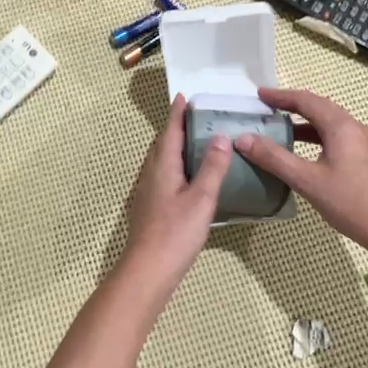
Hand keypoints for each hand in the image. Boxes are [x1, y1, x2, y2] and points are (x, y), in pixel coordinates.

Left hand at [121, 95, 232, 286]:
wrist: (147, 270)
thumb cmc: (176, 232)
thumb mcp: (201, 199)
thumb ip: (212, 167)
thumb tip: (221, 136)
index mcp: (162, 166)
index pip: (170, 131)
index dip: (177, 114)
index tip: (184, 96)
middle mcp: (150, 174)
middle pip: (162, 144)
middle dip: (176, 128)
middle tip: (195, 118)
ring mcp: (146, 192)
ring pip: (160, 161)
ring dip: (174, 148)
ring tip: (193, 145)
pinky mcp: (148, 208)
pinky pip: (161, 176)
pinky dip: (173, 167)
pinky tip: (186, 179)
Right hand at [234, 88, 367, 262]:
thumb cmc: (351, 202)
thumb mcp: (307, 180)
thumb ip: (274, 158)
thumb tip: (242, 139)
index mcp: (341, 126)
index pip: (306, 100)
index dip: (281, 96)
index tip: (259, 96)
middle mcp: (355, 128)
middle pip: (320, 108)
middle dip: (293, 106)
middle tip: (268, 109)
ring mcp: (365, 143)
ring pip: (330, 124)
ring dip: (305, 123)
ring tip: (281, 130)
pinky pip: (339, 137)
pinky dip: (318, 137)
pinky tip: (307, 154)